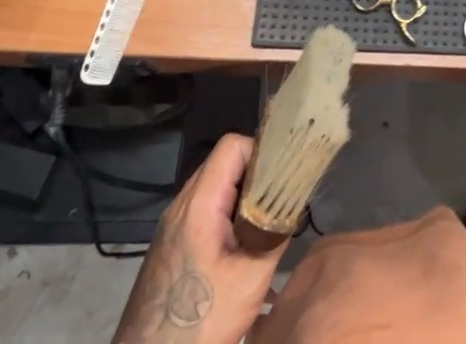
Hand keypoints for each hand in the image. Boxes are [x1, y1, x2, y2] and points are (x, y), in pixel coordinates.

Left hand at [111, 134, 281, 343]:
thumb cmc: (202, 319)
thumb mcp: (252, 277)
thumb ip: (275, 232)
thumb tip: (293, 206)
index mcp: (199, 204)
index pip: (232, 146)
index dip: (263, 152)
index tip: (286, 177)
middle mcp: (181, 206)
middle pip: (224, 164)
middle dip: (258, 176)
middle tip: (283, 203)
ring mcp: (172, 226)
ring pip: (215, 189)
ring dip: (244, 200)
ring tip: (268, 227)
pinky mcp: (172, 244)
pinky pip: (205, 212)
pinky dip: (229, 218)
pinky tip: (245, 249)